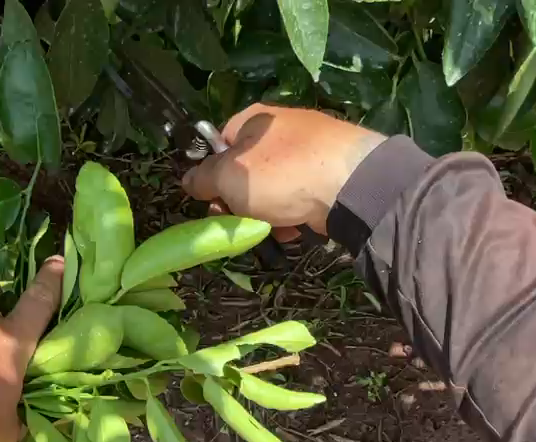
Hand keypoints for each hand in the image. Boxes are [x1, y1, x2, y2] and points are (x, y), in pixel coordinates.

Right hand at [180, 105, 385, 236]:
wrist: (348, 184)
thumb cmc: (281, 174)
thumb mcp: (230, 176)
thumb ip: (203, 178)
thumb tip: (186, 180)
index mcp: (254, 121)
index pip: (218, 144)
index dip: (210, 173)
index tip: (212, 198)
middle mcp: (279, 131)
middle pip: (242, 173)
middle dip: (237, 202)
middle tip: (240, 217)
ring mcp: (304, 153)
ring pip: (266, 192)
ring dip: (262, 215)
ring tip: (271, 226)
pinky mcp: (323, 176)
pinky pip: (292, 200)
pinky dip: (288, 217)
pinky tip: (292, 226)